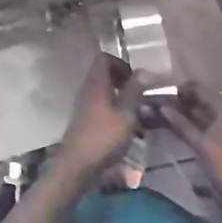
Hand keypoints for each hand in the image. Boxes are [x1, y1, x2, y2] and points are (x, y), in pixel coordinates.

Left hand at [58, 55, 145, 173]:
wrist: (77, 164)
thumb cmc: (105, 137)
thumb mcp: (126, 114)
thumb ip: (134, 91)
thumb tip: (144, 71)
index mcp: (96, 83)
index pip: (103, 58)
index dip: (120, 64)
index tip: (134, 79)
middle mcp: (87, 89)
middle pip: (103, 73)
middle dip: (122, 81)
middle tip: (138, 95)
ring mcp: (83, 104)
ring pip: (102, 90)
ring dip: (119, 96)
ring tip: (135, 112)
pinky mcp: (83, 119)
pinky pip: (99, 104)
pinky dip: (112, 109)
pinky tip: (124, 126)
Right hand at [160, 84, 221, 205]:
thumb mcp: (201, 145)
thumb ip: (181, 124)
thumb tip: (162, 107)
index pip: (198, 88)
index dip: (180, 89)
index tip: (160, 93)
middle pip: (199, 98)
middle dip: (180, 100)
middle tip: (158, 104)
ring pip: (200, 111)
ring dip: (183, 111)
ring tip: (162, 114)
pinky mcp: (220, 138)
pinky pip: (202, 123)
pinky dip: (189, 123)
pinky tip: (175, 126)